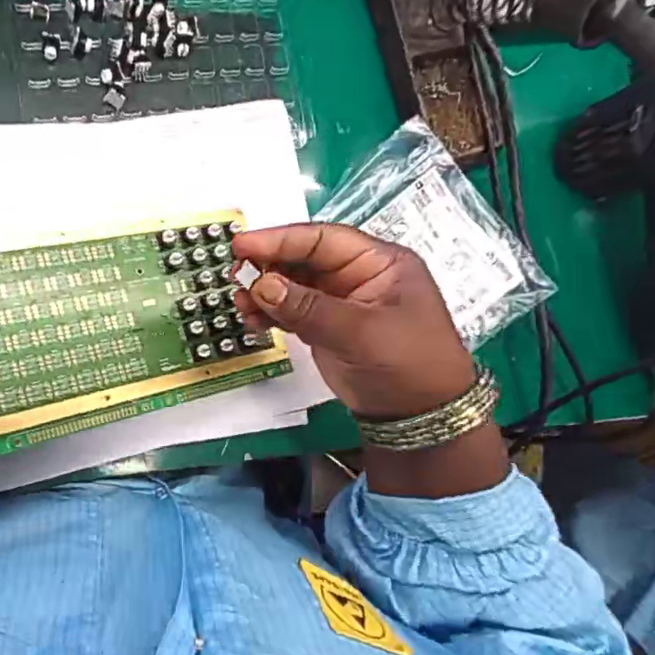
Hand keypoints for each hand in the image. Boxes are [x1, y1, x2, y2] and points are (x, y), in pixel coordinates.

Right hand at [231, 223, 474, 419]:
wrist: (418, 415)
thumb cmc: (408, 365)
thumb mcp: (359, 332)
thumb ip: (308, 307)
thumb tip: (262, 285)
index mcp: (378, 263)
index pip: (322, 240)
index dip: (280, 239)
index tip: (243, 245)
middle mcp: (356, 276)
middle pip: (302, 259)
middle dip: (267, 266)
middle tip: (236, 275)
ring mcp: (338, 301)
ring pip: (290, 284)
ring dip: (263, 291)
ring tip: (241, 303)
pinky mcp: (323, 325)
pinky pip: (288, 309)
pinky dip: (268, 313)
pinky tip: (253, 320)